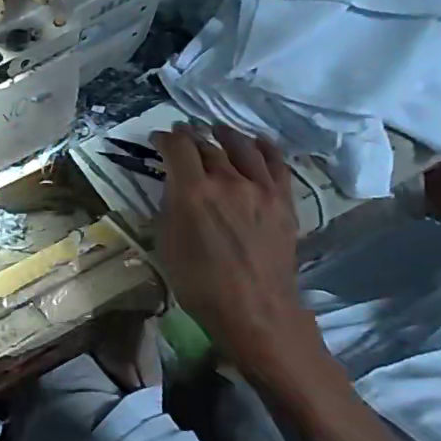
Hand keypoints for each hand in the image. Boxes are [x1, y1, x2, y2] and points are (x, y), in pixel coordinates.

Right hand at [152, 125, 324, 382]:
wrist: (254, 309)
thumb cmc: (199, 283)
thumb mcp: (166, 243)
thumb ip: (169, 208)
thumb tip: (174, 188)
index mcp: (192, 193)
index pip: (178, 148)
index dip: (165, 138)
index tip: (157, 139)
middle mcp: (227, 181)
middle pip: (208, 145)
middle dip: (191, 136)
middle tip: (182, 136)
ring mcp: (260, 188)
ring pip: (242, 147)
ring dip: (225, 135)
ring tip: (216, 131)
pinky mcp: (283, 200)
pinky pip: (275, 162)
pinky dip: (263, 147)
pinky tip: (255, 141)